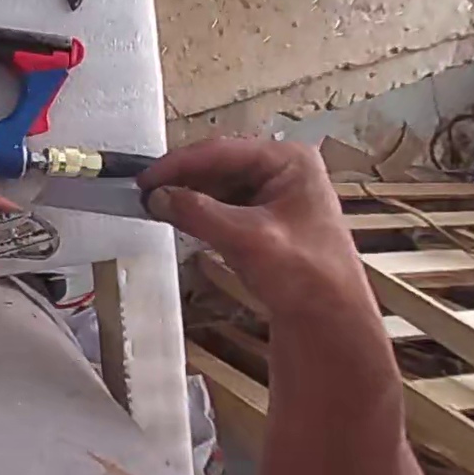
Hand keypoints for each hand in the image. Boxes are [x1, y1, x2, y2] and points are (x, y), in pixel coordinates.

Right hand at [138, 138, 361, 315]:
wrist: (329, 323)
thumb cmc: (306, 276)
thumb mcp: (248, 238)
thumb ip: (198, 213)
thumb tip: (156, 197)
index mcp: (289, 161)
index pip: (221, 151)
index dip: (178, 164)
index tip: (145, 179)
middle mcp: (281, 170)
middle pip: (217, 165)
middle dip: (181, 179)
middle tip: (145, 193)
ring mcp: (271, 195)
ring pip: (216, 185)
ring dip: (186, 195)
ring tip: (156, 205)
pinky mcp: (261, 219)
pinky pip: (220, 205)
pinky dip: (197, 211)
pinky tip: (177, 217)